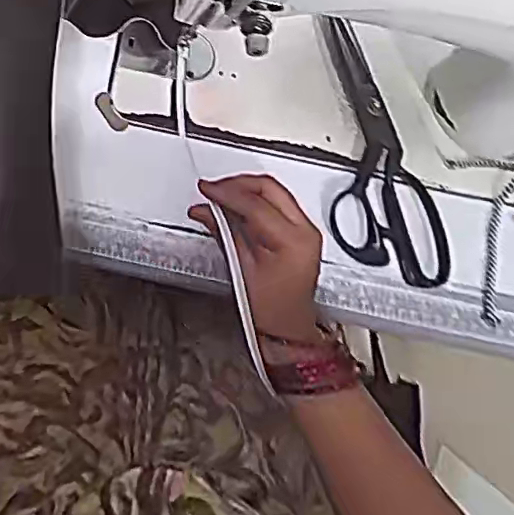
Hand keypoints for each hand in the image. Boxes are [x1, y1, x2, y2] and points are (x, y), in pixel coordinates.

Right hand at [189, 174, 323, 342]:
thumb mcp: (242, 269)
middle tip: (213, 189)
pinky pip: (277, 201)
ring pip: (273, 190)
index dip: (226, 193)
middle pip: (268, 188)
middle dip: (237, 184)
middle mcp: (305, 231)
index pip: (255, 204)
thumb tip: (206, 210)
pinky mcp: (302, 230)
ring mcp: (307, 229)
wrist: (289, 330)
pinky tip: (238, 204)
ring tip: (222, 195)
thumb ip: (224, 232)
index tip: (208, 190)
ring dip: (246, 188)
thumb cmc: (271, 310)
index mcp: (293, 241)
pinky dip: (255, 198)